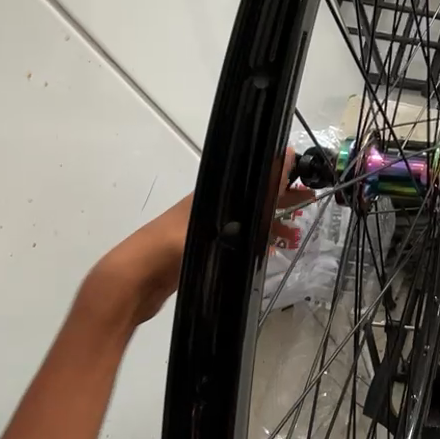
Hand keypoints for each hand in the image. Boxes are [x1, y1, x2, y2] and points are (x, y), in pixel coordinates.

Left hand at [89, 151, 313, 327]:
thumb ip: (253, 191)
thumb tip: (284, 155)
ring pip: (248, 225)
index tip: (306, 182)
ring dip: (270, 228)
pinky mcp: (203, 257)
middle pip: (254, 201)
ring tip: (292, 238)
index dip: (281, 179)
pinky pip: (239, 246)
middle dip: (281, 202)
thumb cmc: (172, 244)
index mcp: (215, 195)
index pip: (256, 179)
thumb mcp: (216, 216)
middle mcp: (212, 210)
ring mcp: (207, 234)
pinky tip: (268, 255)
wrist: (131, 282)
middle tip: (308, 204)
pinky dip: (256, 246)